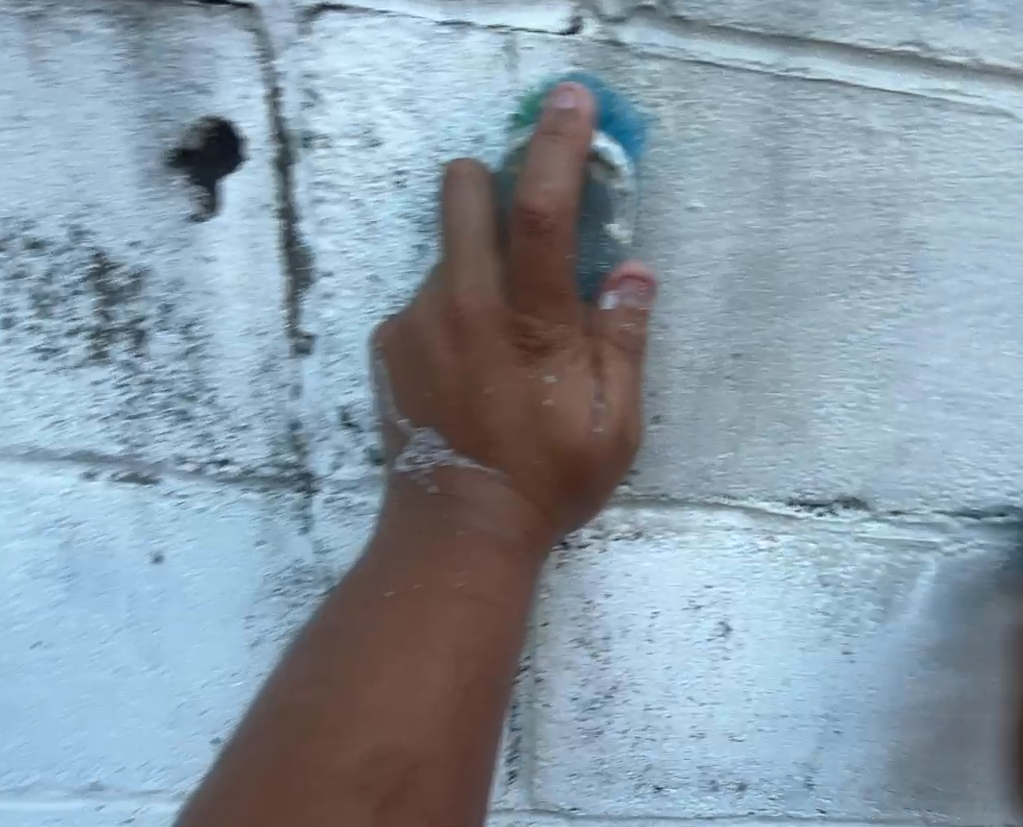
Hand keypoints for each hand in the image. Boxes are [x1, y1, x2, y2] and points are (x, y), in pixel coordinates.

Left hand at [368, 81, 657, 553]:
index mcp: (532, 323)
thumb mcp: (616, 425)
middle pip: (463, 193)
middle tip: (522, 228)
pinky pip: (424, 300)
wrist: (459, 528)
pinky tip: (466, 369)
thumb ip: (624, 341)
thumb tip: (633, 274)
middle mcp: (465, 305)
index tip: (570, 101)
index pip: (544, 209)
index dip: (558, 145)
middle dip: (492, 184)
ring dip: (478, 267)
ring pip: (446, 254)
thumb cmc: (550, 482)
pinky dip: (452, 312)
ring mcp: (417, 321)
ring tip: (498, 339)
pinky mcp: (389, 344)